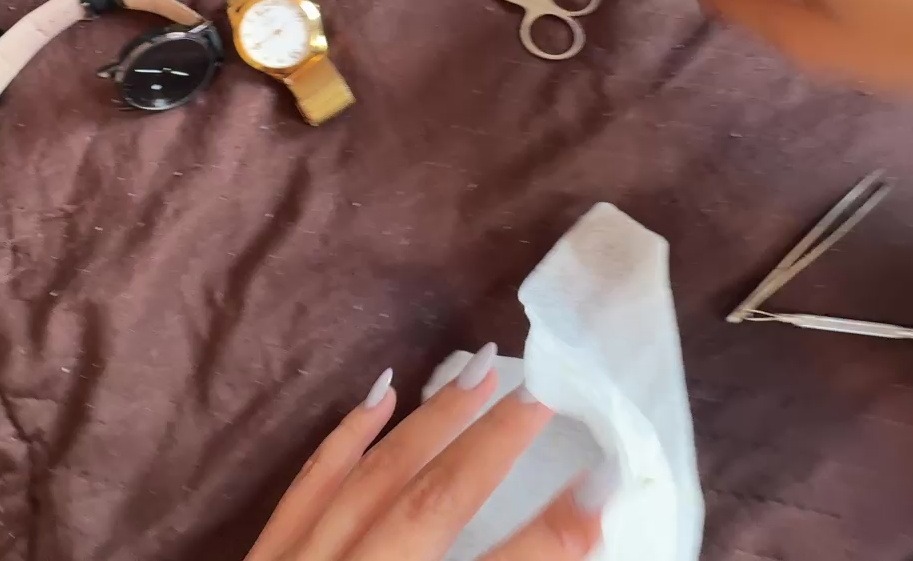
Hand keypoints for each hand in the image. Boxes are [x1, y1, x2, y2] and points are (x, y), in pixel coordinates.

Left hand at [246, 346, 607, 560]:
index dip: (553, 540)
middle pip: (430, 509)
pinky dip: (347, 436)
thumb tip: (532, 557)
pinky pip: (309, 486)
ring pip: (373, 478)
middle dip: (490, 446)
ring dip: (431, 421)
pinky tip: (380, 392)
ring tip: (479, 370)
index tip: (603, 487)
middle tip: (539, 390)